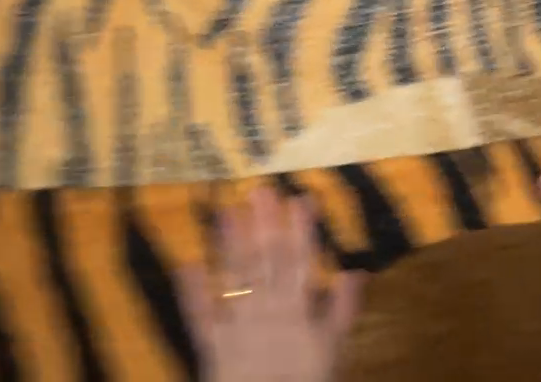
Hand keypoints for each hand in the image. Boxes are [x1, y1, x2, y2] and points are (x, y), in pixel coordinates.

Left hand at [179, 187, 365, 381]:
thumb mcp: (332, 351)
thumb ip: (342, 310)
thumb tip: (355, 270)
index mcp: (298, 310)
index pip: (301, 262)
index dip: (301, 231)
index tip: (300, 198)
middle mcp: (267, 311)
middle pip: (267, 263)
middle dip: (264, 226)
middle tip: (259, 190)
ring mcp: (238, 326)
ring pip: (236, 279)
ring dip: (229, 246)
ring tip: (225, 211)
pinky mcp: (213, 346)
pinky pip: (201, 318)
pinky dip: (192, 293)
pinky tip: (185, 264)